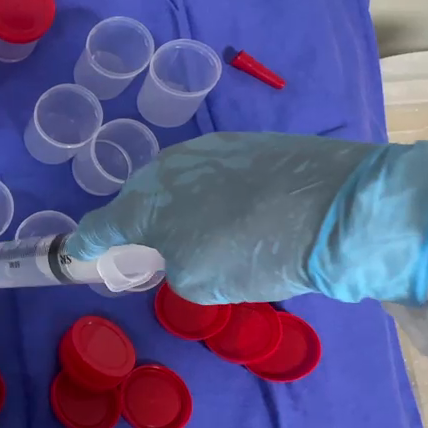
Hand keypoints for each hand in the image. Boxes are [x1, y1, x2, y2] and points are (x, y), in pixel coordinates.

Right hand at [67, 132, 427, 304]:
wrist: (344, 209)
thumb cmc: (255, 254)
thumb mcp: (197, 283)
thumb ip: (168, 269)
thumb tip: (177, 252)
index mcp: (139, 206)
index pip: (95, 231)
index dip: (86, 249)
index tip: (82, 258)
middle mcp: (162, 169)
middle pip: (135, 205)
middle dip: (140, 229)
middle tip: (160, 255)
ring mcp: (206, 151)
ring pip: (176, 187)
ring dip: (180, 210)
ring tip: (211, 235)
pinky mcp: (247, 144)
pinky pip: (213, 176)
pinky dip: (216, 197)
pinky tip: (246, 214)